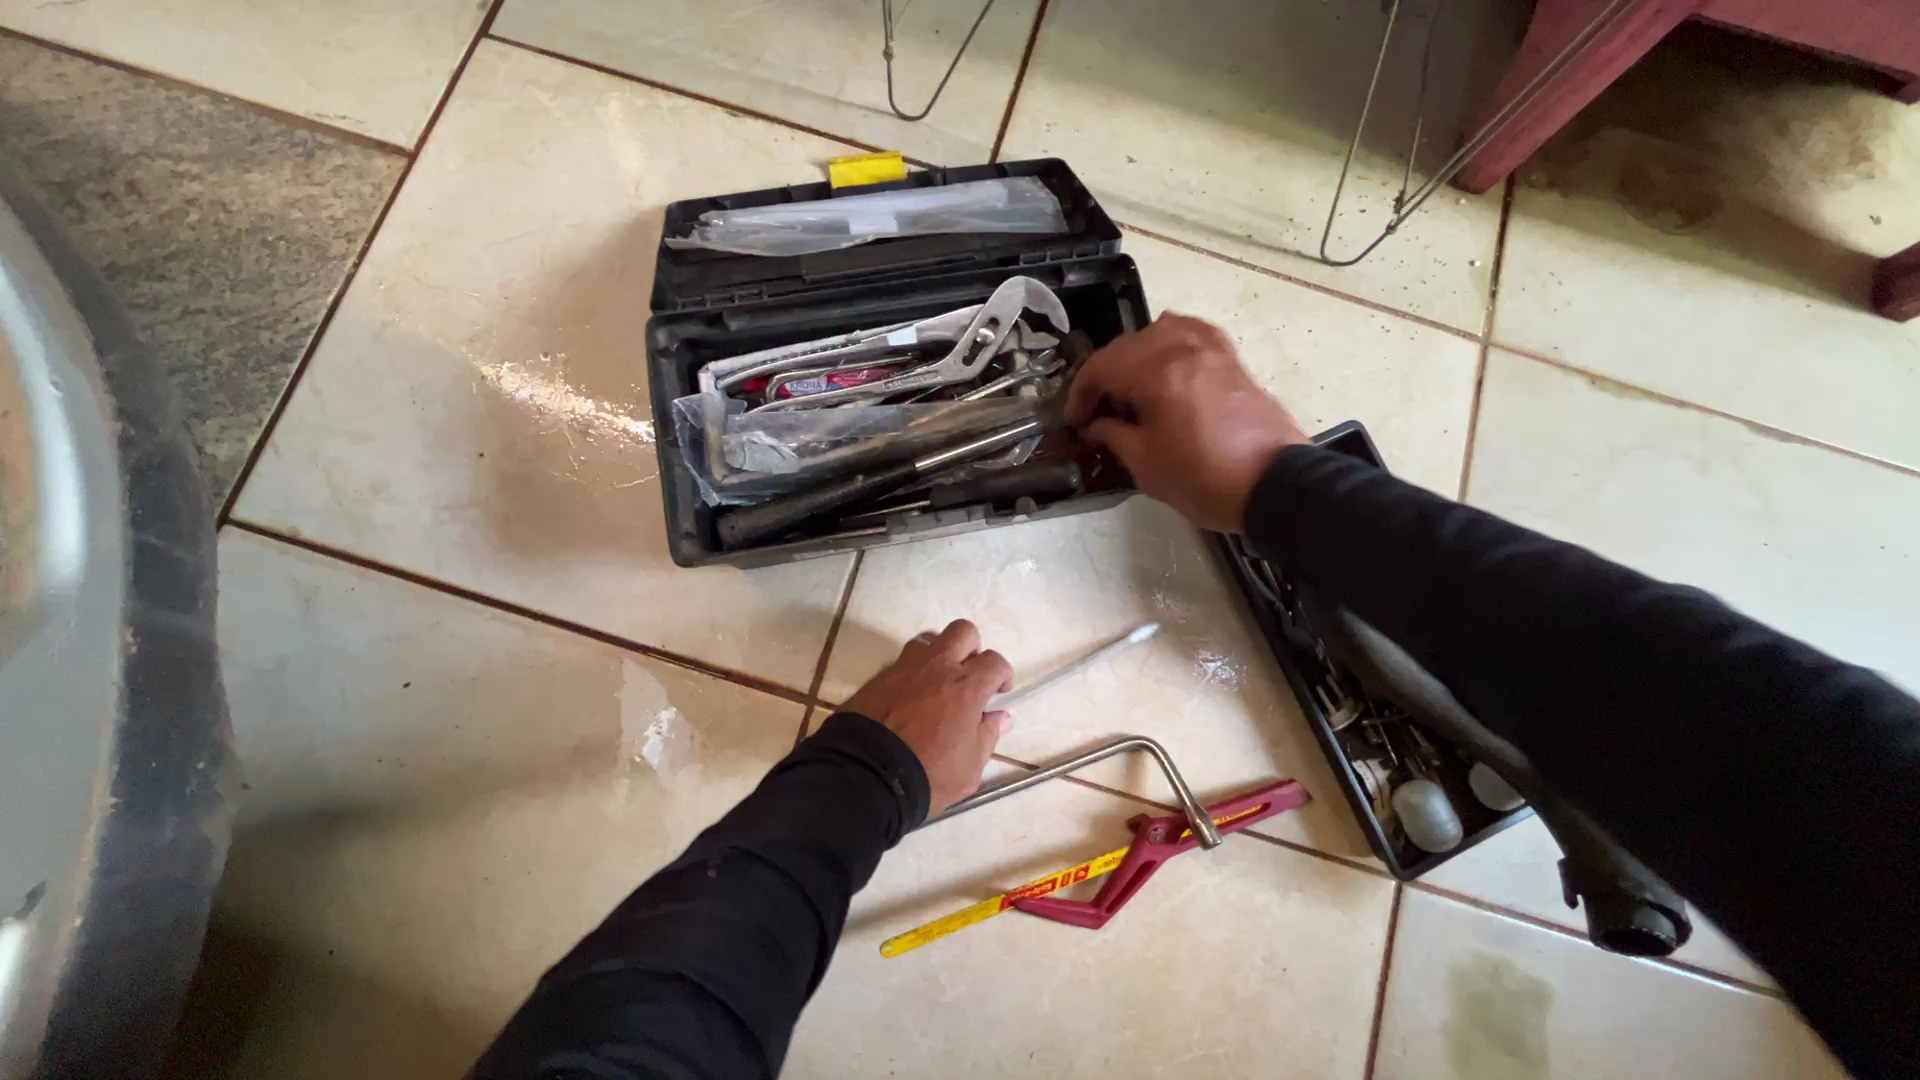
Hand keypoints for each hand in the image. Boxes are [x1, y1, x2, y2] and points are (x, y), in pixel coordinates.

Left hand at [843, 620, 1013, 815]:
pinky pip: (901, 663)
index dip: (1002, 673)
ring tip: (936, 684)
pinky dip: (911, 674)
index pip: (994, 662)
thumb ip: (987, 737)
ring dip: (938, 656)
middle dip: (972, 648)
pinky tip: (908, 698)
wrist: (866, 775)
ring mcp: (905, 668)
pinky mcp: (878, 677)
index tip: (999, 691)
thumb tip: (1000, 717)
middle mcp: (937, 667)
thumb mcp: (968, 769)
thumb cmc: (927, 774)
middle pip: (962, 632)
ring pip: (928, 641)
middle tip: (969, 674)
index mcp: (965, 687)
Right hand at [1066, 313, 1308, 531]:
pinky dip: (1169, 342)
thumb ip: (1114, 436)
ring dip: (1133, 357)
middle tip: (1095, 410)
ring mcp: (1210, 349)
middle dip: (1103, 376)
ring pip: (1157, 333)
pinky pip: (1191, 333)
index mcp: (1157, 375)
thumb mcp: (1146, 465)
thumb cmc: (1204, 480)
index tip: (1074, 420)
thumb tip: (1095, 425)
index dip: (1080, 393)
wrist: (1273, 486)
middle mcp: (1182, 350)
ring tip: (1128, 388)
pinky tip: (1164, 360)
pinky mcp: (1230, 358)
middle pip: (1126, 346)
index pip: (1101, 367)